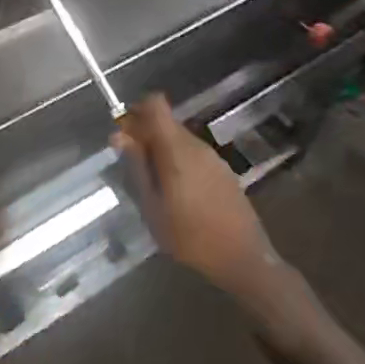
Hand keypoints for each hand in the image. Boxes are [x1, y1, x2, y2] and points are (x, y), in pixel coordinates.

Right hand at [114, 94, 275, 294]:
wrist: (244, 259)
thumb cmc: (191, 237)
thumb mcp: (153, 208)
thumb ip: (137, 167)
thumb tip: (120, 136)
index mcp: (176, 149)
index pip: (156, 105)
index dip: (138, 110)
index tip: (126, 131)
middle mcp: (195, 145)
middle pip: (166, 122)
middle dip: (146, 134)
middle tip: (133, 162)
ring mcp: (212, 156)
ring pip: (179, 138)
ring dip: (162, 148)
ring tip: (154, 182)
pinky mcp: (223, 170)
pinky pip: (193, 153)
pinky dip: (179, 160)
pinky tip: (178, 192)